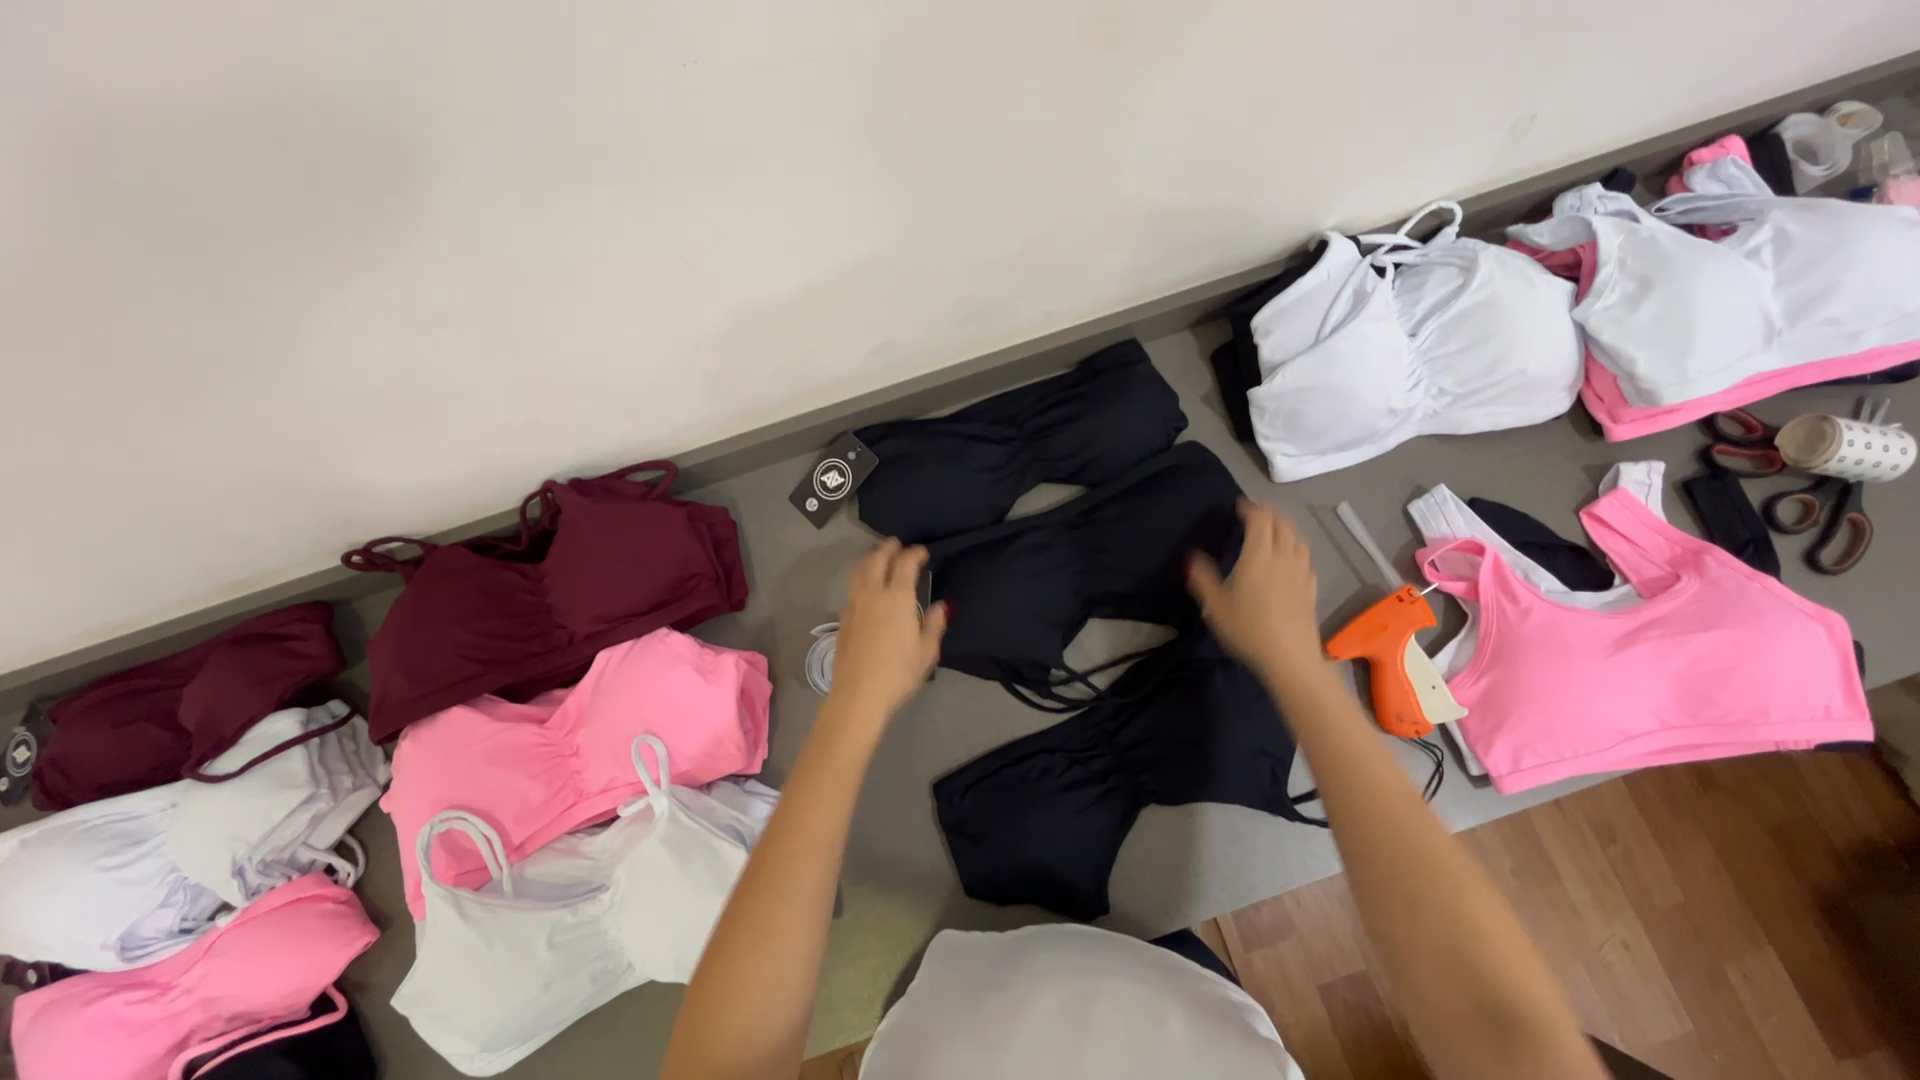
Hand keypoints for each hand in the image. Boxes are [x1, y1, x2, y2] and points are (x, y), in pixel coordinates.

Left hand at [826, 539, 948, 723]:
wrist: (858, 695)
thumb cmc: (899, 673)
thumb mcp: (927, 652)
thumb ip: (934, 624)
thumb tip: (940, 606)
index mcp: (897, 598)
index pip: (905, 563)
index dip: (915, 553)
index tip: (922, 552)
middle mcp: (873, 594)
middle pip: (877, 559)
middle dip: (888, 548)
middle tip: (897, 544)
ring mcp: (854, 605)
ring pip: (859, 571)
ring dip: (870, 559)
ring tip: (878, 558)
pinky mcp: (843, 620)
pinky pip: (853, 588)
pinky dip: (861, 578)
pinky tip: (867, 588)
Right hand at [1187, 499, 1322, 677]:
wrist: (1289, 657)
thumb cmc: (1248, 629)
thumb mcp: (1215, 606)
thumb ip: (1202, 578)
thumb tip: (1190, 555)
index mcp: (1258, 555)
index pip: (1259, 519)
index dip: (1250, 507)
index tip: (1240, 504)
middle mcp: (1283, 556)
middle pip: (1282, 523)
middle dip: (1269, 512)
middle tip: (1255, 512)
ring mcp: (1301, 571)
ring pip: (1298, 538)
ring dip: (1286, 527)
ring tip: (1275, 528)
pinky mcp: (1311, 587)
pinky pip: (1305, 557)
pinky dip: (1297, 547)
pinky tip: (1292, 557)